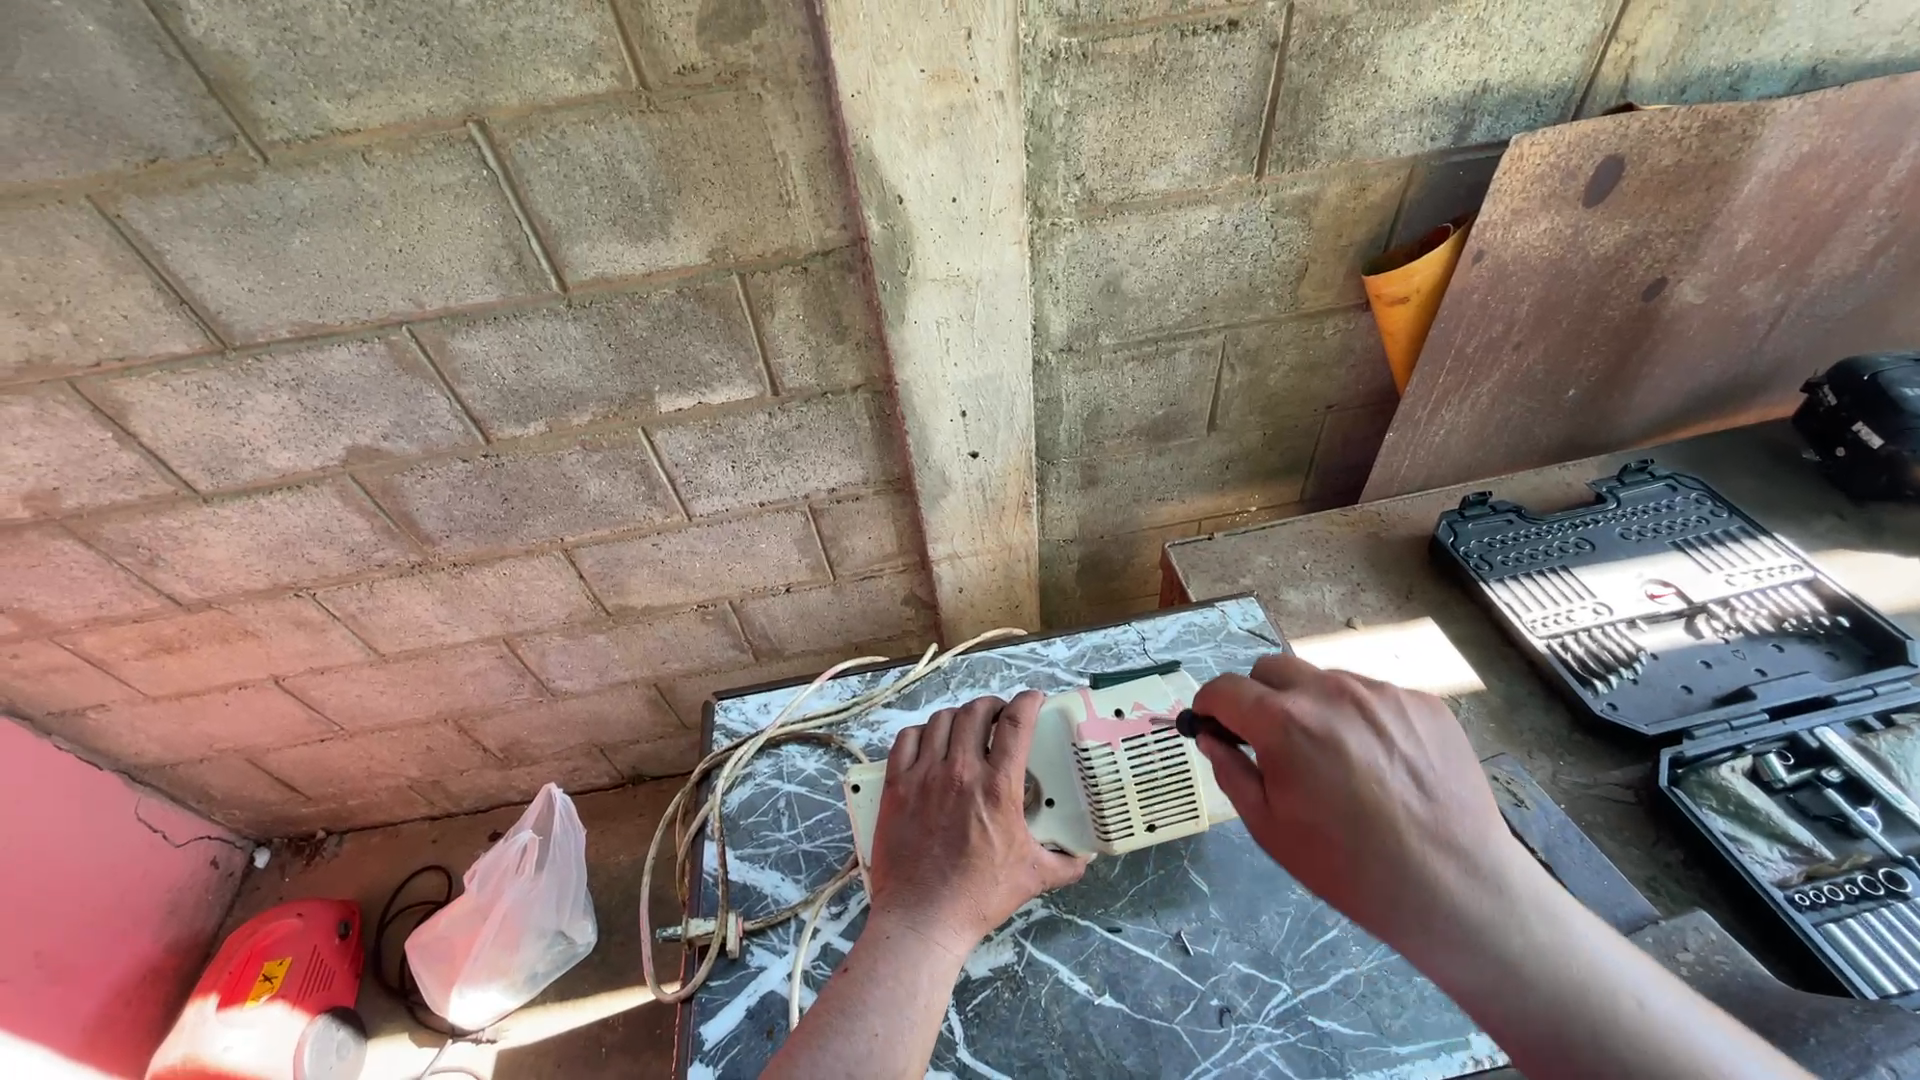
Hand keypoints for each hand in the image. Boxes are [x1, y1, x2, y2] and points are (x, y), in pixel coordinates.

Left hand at [867, 692, 1087, 956]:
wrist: (923, 918)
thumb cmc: (977, 897)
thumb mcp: (1032, 877)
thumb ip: (1064, 863)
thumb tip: (1084, 858)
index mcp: (998, 788)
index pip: (1016, 723)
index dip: (1028, 701)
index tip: (1033, 699)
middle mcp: (960, 772)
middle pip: (976, 711)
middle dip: (992, 705)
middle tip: (999, 715)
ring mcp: (924, 776)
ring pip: (941, 720)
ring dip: (957, 717)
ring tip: (965, 728)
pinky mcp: (896, 786)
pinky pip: (906, 739)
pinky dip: (920, 733)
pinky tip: (929, 742)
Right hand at [1193, 653, 1520, 948]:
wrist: (1456, 888)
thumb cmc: (1348, 867)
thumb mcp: (1269, 828)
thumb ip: (1231, 771)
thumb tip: (1210, 737)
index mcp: (1284, 723)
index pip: (1225, 688)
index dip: (1209, 704)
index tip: (1212, 723)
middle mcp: (1330, 692)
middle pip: (1271, 668)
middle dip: (1257, 696)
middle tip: (1271, 741)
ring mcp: (1382, 693)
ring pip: (1324, 680)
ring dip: (1311, 705)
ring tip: (1335, 758)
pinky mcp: (1423, 703)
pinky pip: (1373, 695)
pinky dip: (1360, 718)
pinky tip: (1380, 763)